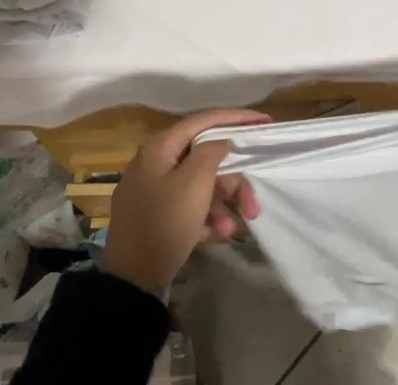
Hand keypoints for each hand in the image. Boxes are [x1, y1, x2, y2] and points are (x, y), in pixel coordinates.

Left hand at [101, 108, 270, 298]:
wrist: (132, 280)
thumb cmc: (165, 222)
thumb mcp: (194, 182)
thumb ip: (212, 151)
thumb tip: (222, 139)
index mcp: (160, 147)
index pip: (204, 121)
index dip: (236, 118)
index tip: (265, 122)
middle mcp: (155, 163)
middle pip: (205, 158)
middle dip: (233, 180)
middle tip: (253, 203)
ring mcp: (153, 191)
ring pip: (200, 185)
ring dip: (222, 204)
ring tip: (232, 228)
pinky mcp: (156, 217)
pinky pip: (189, 206)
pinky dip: (206, 217)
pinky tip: (217, 234)